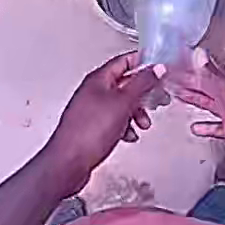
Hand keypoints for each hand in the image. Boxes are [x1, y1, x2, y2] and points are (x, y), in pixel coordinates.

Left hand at [38, 53, 163, 195]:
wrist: (68, 164)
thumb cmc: (88, 132)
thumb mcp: (123, 102)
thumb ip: (142, 83)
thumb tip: (155, 69)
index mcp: (98, 79)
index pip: (124, 61)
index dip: (142, 62)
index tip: (157, 67)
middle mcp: (93, 92)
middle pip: (125, 83)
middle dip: (143, 92)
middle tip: (156, 95)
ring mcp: (91, 110)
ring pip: (121, 104)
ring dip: (136, 111)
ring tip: (143, 122)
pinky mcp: (91, 128)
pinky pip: (114, 120)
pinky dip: (125, 125)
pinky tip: (129, 134)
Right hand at [172, 47, 224, 176]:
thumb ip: (213, 77)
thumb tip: (199, 54)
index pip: (208, 70)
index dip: (193, 66)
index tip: (178, 60)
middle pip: (207, 85)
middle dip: (190, 81)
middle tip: (173, 76)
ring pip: (209, 103)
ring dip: (195, 98)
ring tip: (179, 94)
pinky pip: (215, 126)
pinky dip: (205, 125)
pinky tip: (195, 127)